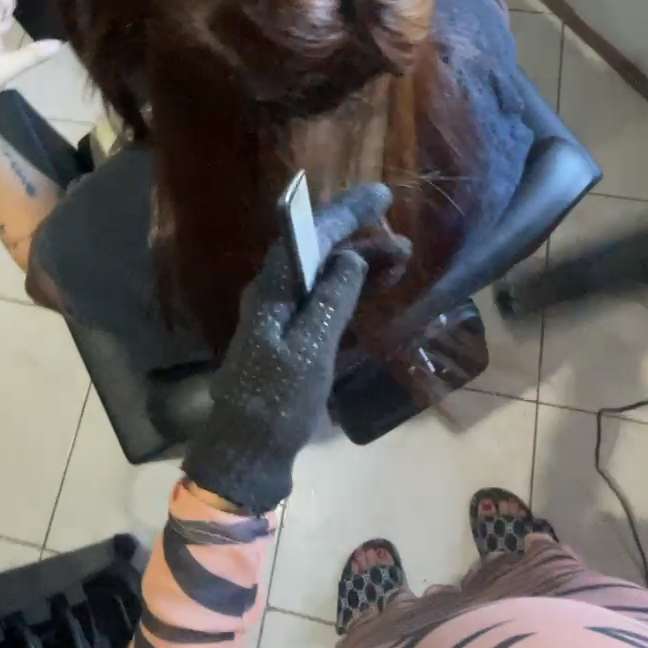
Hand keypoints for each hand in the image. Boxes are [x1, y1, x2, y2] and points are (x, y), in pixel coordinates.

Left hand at [183, 185, 408, 512]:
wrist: (245, 452)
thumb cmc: (278, 403)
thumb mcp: (311, 351)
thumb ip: (331, 301)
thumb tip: (351, 257)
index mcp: (272, 290)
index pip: (310, 233)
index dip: (347, 211)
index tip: (382, 196)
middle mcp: (270, 293)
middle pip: (316, 250)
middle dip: (359, 238)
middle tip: (401, 238)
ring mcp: (275, 314)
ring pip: (319, 273)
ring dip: (356, 263)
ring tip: (398, 260)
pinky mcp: (284, 336)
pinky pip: (318, 298)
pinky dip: (346, 289)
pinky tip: (370, 290)